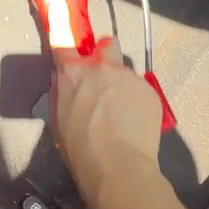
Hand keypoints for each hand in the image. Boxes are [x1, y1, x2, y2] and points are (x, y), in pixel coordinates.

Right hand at [51, 39, 162, 206]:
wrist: (117, 165)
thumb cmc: (79, 147)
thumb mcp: (58, 117)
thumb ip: (64, 91)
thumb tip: (69, 82)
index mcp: (72, 72)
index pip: (63, 42)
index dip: (67, 43)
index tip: (69, 45)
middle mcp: (101, 66)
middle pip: (106, 44)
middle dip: (105, 56)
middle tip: (104, 80)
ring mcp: (128, 76)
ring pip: (125, 71)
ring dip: (121, 84)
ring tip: (122, 113)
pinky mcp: (149, 89)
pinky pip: (140, 89)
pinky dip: (137, 100)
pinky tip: (135, 122)